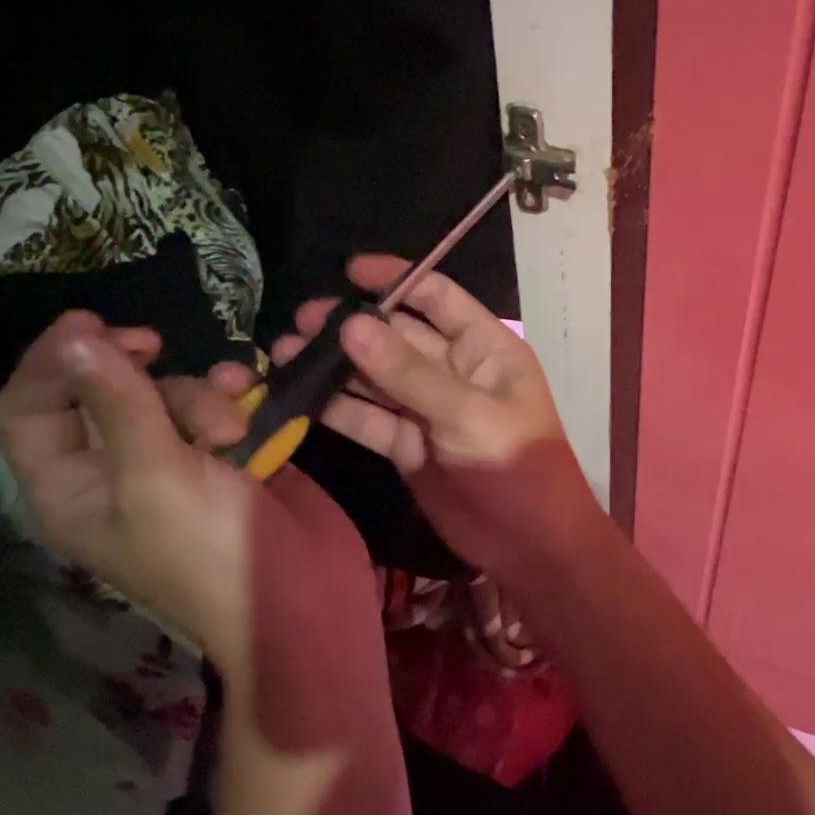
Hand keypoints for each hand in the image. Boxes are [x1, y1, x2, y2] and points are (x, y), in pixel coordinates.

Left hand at [0, 310, 359, 664]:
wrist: (299, 597)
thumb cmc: (212, 547)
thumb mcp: (156, 475)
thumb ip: (118, 403)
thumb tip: (75, 338)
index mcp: (69, 489)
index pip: (31, 408)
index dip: (53, 361)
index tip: (97, 323)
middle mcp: (113, 474)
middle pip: (104, 393)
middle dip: (142, 376)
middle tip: (163, 351)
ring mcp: (174, 468)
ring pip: (167, 398)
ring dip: (199, 391)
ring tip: (233, 421)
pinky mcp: (226, 463)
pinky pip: (215, 411)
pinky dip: (231, 399)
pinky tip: (254, 397)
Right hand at [242, 255, 604, 578]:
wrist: (530, 543)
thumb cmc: (515, 466)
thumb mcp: (467, 414)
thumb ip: (409, 373)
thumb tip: (350, 324)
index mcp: (486, 349)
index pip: (438, 298)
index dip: (396, 280)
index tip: (347, 271)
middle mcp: (455, 371)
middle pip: (398, 336)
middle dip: (352, 326)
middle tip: (301, 323)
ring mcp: (429, 409)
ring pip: (376, 378)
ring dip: (335, 367)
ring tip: (284, 354)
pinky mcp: (408, 446)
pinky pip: (369, 419)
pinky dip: (337, 409)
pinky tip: (299, 397)